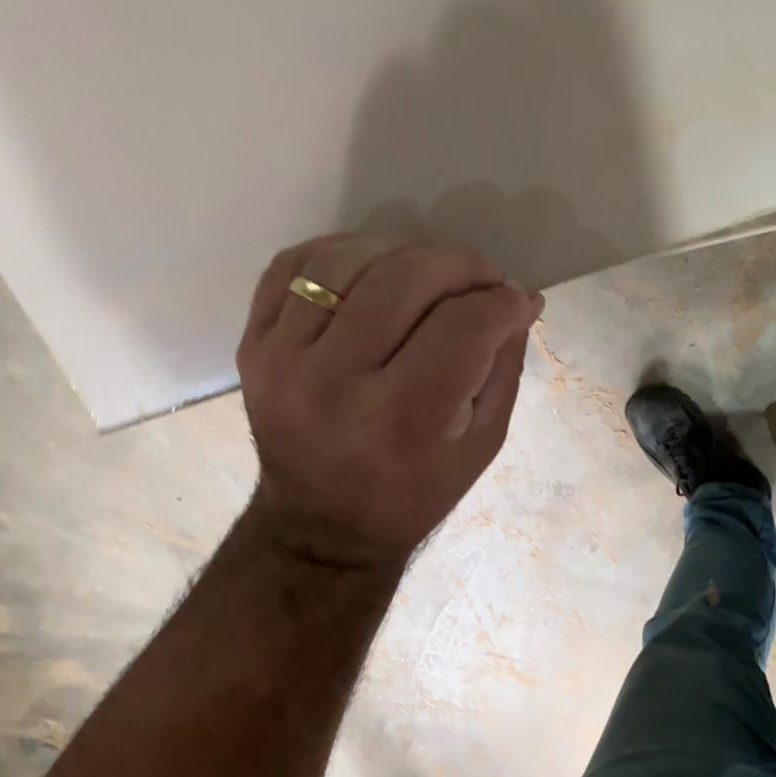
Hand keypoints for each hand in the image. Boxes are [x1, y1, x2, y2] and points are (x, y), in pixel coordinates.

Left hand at [235, 234, 543, 569]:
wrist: (323, 525)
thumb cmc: (417, 490)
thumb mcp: (483, 443)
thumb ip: (503, 364)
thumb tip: (522, 297)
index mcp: (403, 420)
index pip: (464, 325)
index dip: (502, 302)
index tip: (516, 301)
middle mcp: (336, 384)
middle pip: (406, 279)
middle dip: (461, 265)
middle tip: (483, 278)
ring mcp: (284, 360)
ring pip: (348, 260)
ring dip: (404, 251)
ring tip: (432, 270)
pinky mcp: (253, 346)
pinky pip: (293, 265)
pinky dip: (341, 251)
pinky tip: (374, 268)